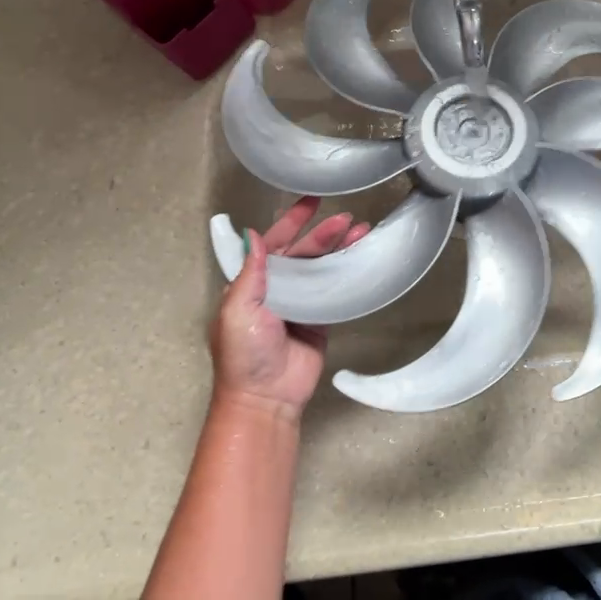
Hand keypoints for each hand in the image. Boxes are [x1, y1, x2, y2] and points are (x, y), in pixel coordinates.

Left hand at [209, 198, 369, 418]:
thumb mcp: (238, 310)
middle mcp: (275, 288)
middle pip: (302, 252)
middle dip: (322, 233)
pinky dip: (347, 271)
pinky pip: (334, 288)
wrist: (266, 398)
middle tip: (346, 217)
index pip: (271, 244)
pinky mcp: (320, 318)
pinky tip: (362, 257)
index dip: (290, 223)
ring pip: (321, 266)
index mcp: (250, 284)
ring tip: (361, 230)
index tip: (310, 202)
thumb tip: (252, 234)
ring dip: (338, 247)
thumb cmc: (245, 353)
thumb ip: (249, 273)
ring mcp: (300, 303)